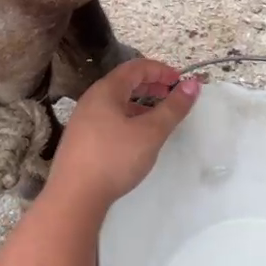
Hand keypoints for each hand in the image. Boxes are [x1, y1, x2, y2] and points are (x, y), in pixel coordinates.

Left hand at [48, 58, 199, 207]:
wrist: (73, 198)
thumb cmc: (114, 158)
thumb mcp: (150, 133)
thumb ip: (173, 108)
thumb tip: (193, 84)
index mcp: (106, 91)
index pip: (136, 67)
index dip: (160, 70)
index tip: (180, 81)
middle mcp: (91, 100)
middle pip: (124, 82)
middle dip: (151, 85)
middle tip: (171, 95)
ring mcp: (83, 121)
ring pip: (116, 102)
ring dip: (140, 103)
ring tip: (158, 117)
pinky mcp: (81, 141)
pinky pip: (108, 118)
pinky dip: (128, 118)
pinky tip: (136, 138)